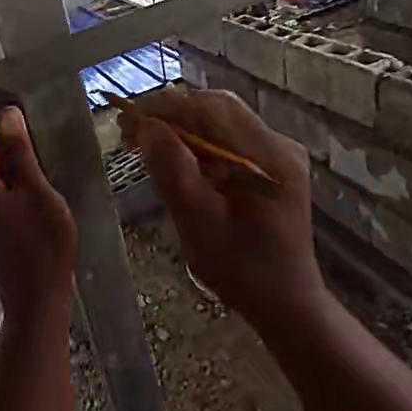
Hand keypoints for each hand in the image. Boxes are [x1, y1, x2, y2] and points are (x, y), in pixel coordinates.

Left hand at [0, 106, 76, 316]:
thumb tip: (5, 113)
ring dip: (11, 165)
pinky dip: (12, 185)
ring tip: (42, 169)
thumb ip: (19, 152)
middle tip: (37, 142)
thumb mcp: (36, 190)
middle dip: (4, 142)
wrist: (37, 299)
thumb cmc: (42, 242)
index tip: (19, 115)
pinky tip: (36, 195)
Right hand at [120, 87, 320, 318]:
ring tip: (139, 140)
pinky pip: (224, 143)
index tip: (129, 117)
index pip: (214, 110)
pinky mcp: (266, 168)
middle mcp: (277, 146)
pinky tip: (168, 156)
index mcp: (269, 157)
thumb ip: (175, 173)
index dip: (168, 108)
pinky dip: (193, 145)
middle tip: (127, 129)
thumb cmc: (242, 271)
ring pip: (219, 125)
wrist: (284, 302)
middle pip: (217, 112)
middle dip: (170, 115)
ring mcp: (274, 156)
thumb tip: (147, 127)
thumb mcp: (200, 224)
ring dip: (178, 129)